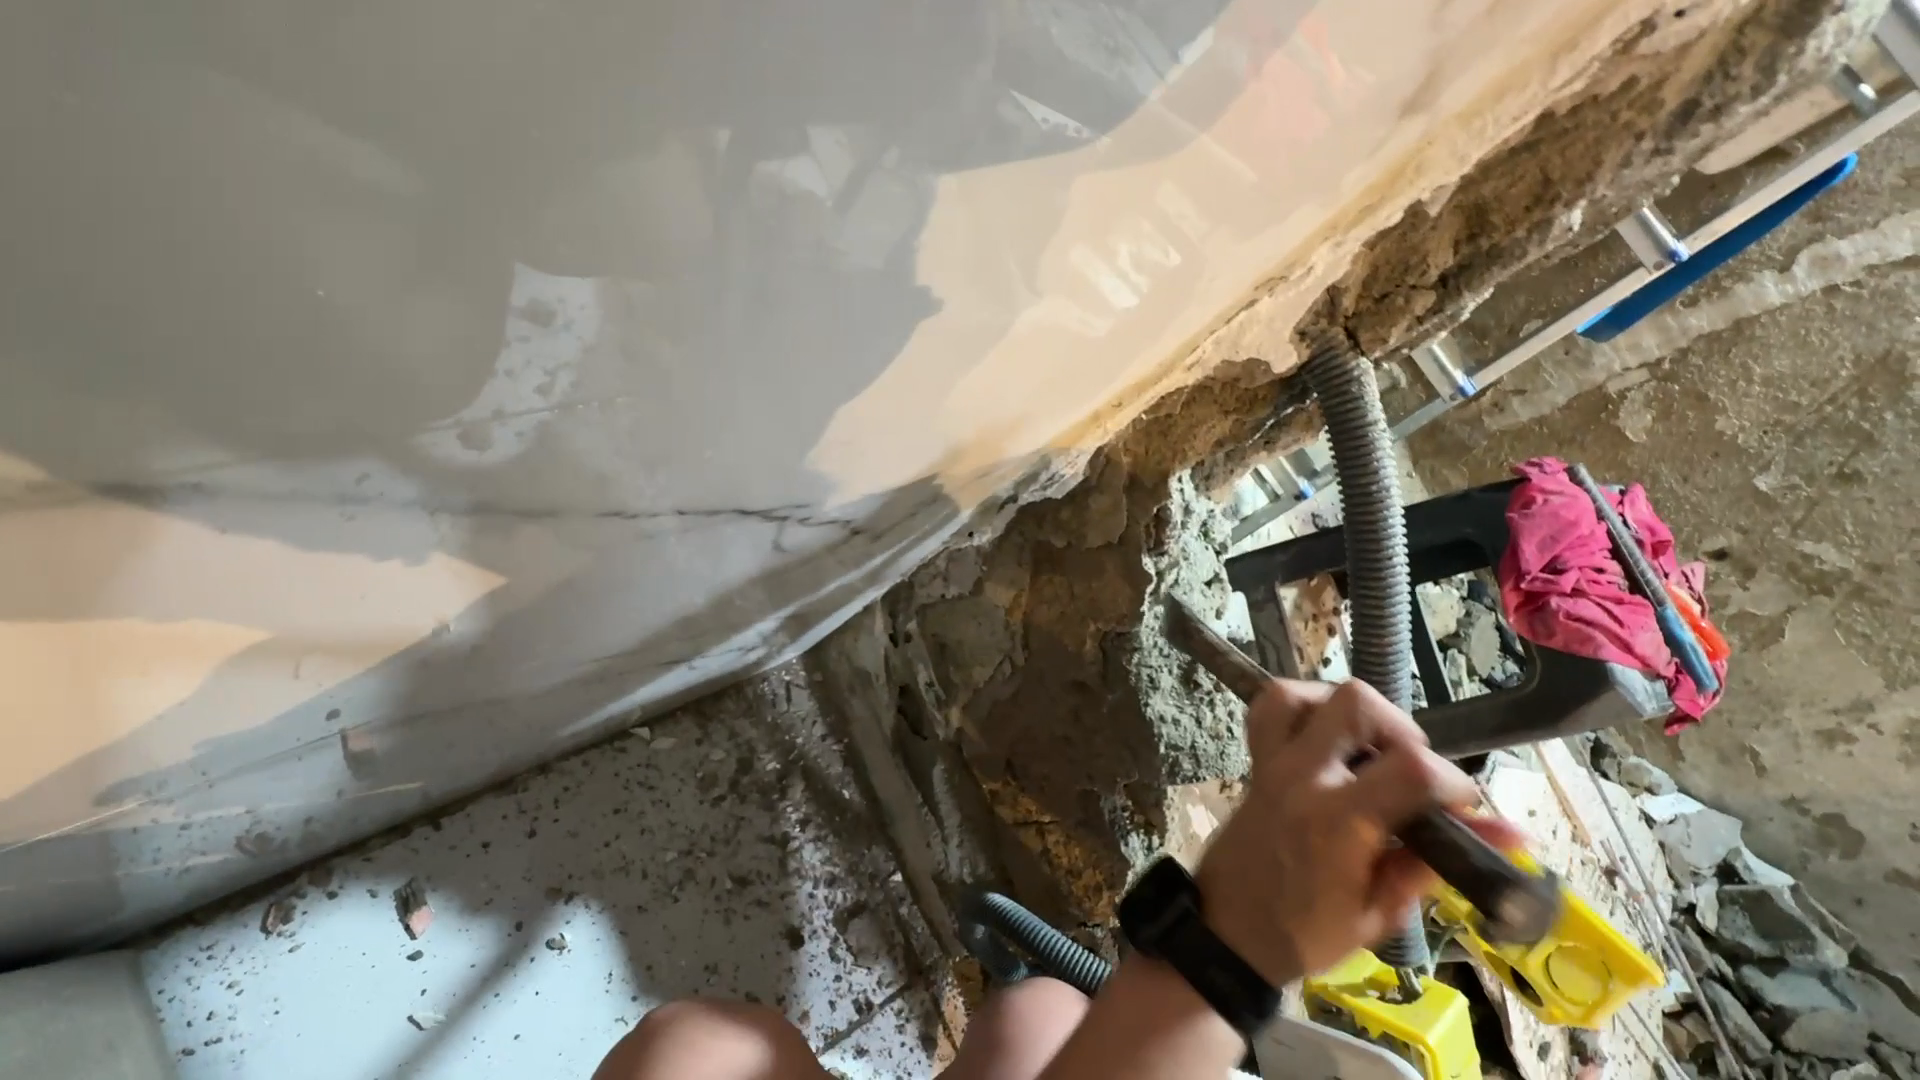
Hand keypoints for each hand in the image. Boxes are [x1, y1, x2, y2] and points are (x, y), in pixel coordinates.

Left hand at [1192, 679, 1524, 985]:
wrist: (1227, 931)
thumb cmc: (1306, 933)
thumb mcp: (1381, 911)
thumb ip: (1436, 862)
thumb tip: (1512, 834)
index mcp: (1338, 820)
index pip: (1410, 766)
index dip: (1454, 781)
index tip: (1462, 808)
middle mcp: (1301, 777)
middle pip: (1355, 703)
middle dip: (1401, 729)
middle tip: (1412, 770)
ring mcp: (1271, 762)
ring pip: (1302, 693)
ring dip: (1346, 711)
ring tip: (1370, 750)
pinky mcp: (1254, 760)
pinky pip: (1270, 708)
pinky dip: (1303, 708)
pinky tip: (1329, 738)